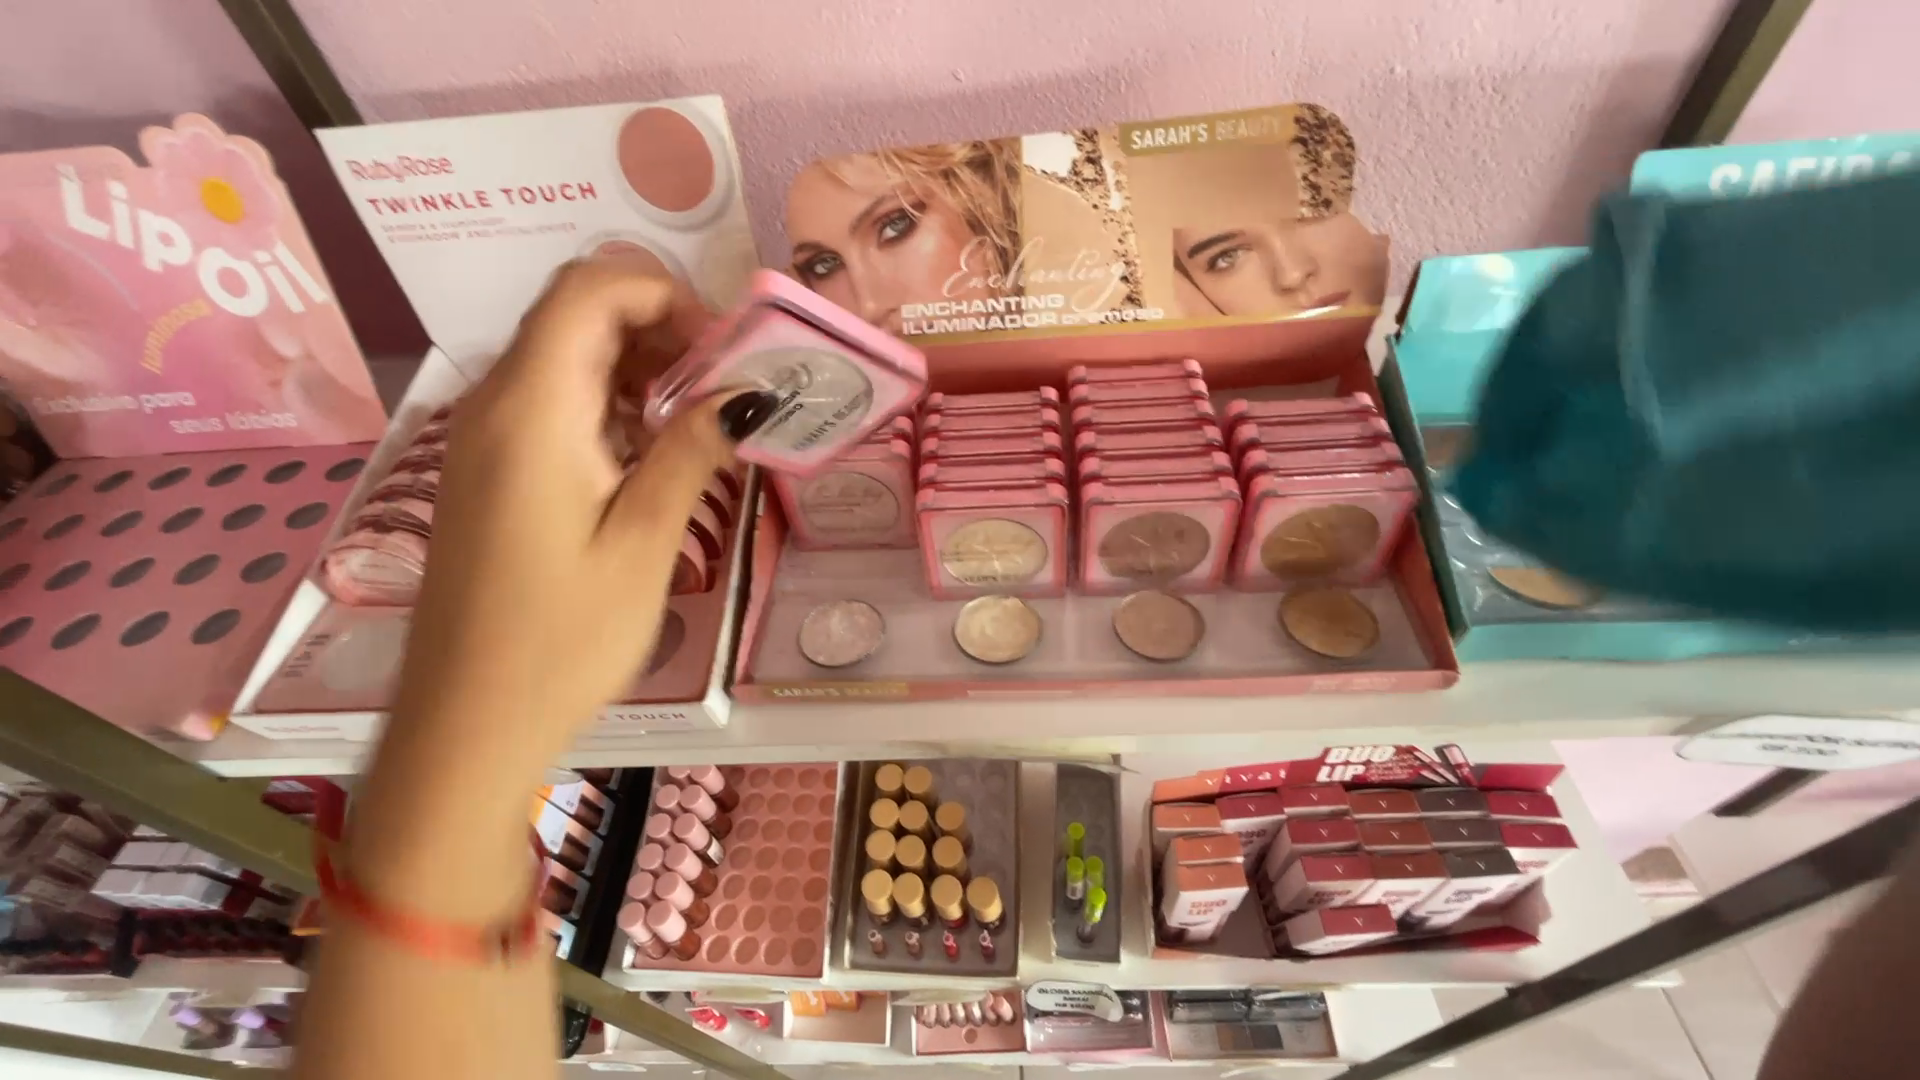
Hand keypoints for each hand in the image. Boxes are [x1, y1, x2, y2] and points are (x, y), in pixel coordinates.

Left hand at [392, 256, 775, 750]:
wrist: (468, 725)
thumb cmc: (563, 639)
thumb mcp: (644, 543)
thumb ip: (691, 452)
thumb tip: (747, 394)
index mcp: (531, 411)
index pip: (589, 290)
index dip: (664, 293)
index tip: (723, 349)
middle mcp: (494, 406)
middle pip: (575, 314)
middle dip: (659, 328)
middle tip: (724, 386)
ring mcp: (482, 439)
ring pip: (564, 357)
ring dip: (638, 368)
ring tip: (699, 422)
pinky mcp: (487, 472)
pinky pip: (551, 404)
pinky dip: (608, 405)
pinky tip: (649, 456)